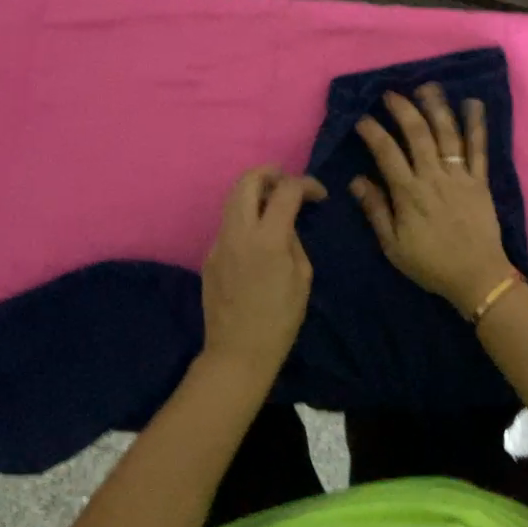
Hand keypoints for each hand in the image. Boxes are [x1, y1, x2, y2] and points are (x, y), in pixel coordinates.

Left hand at [201, 167, 325, 376]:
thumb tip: (285, 225)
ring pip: (232, 198)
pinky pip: (228, 225)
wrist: (237, 353)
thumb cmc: (279, 320)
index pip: (286, 190)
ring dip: (254, 192)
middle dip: (270, 172)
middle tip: (287, 182)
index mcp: (268, 239)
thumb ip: (294, 242)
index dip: (306, 184)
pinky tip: (258, 238)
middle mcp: (238, 233)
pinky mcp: (209, 257)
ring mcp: (219, 243)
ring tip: (273, 202)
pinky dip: (245, 218)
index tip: (319, 195)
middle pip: (247, 180)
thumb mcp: (302, 277)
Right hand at [351, 84, 515, 316]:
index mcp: (409, 194)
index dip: (373, 132)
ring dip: (437, 107)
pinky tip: (473, 103)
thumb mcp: (393, 246)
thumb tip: (357, 180)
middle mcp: (433, 178)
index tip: (362, 119)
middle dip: (403, 110)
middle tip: (391, 94)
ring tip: (426, 87)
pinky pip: (479, 148)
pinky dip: (477, 124)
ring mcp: (460, 176)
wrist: (477, 277)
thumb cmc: (431, 265)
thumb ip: (376, 210)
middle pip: (418, 135)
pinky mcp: (481, 181)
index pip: (387, 153)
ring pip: (447, 134)